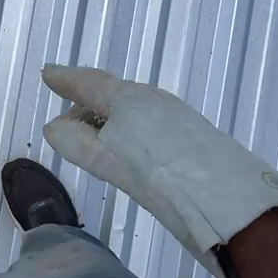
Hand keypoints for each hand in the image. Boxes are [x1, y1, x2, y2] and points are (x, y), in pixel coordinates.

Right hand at [40, 64, 277, 277]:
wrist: (230, 203)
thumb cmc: (160, 179)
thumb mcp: (109, 162)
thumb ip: (78, 143)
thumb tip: (54, 126)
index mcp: (129, 99)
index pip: (89, 82)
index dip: (65, 79)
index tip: (47, 74)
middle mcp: (153, 99)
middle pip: (111, 93)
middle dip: (86, 102)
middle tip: (65, 120)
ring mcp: (176, 116)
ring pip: (131, 109)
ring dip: (107, 119)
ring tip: (92, 138)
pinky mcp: (191, 136)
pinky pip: (146, 121)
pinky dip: (126, 129)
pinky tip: (127, 149)